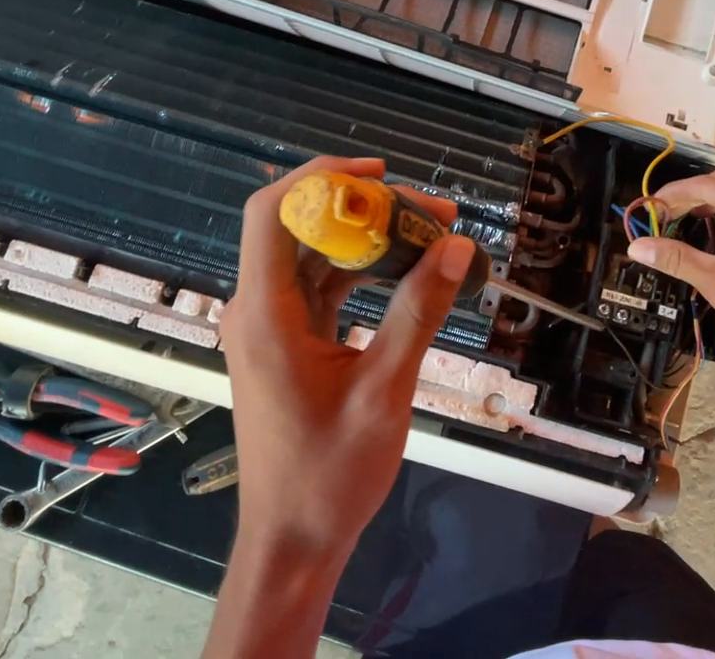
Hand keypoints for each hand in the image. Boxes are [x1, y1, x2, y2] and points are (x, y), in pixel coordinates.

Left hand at [221, 156, 474, 561]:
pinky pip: (323, 288)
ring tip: (433, 237)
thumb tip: (455, 247)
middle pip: (302, 228)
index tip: (379, 173)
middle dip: (365, 209)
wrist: (294, 540)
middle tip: (434, 214)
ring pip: (316, 256)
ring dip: (369, 240)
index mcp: (265, 314)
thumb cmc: (330, 474)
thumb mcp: (384, 391)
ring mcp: (272, 326)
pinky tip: (409, 271)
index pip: (271, 213)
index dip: (319, 178)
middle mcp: (259, 309)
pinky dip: (362, 273)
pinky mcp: (289, 343)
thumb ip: (418, 313)